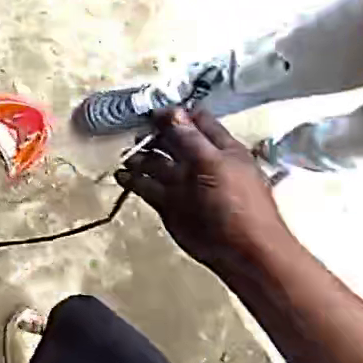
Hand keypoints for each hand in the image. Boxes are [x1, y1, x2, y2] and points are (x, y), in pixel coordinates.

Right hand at [117, 108, 294, 282]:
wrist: (240, 250)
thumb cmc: (234, 201)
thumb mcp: (213, 163)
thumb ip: (189, 138)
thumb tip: (170, 111)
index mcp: (219, 148)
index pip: (195, 122)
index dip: (175, 115)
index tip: (151, 113)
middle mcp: (199, 163)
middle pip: (172, 141)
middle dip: (152, 135)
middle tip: (134, 134)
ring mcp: (183, 184)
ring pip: (156, 164)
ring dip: (140, 158)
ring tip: (126, 156)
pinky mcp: (169, 205)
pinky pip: (147, 187)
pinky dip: (133, 180)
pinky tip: (121, 175)